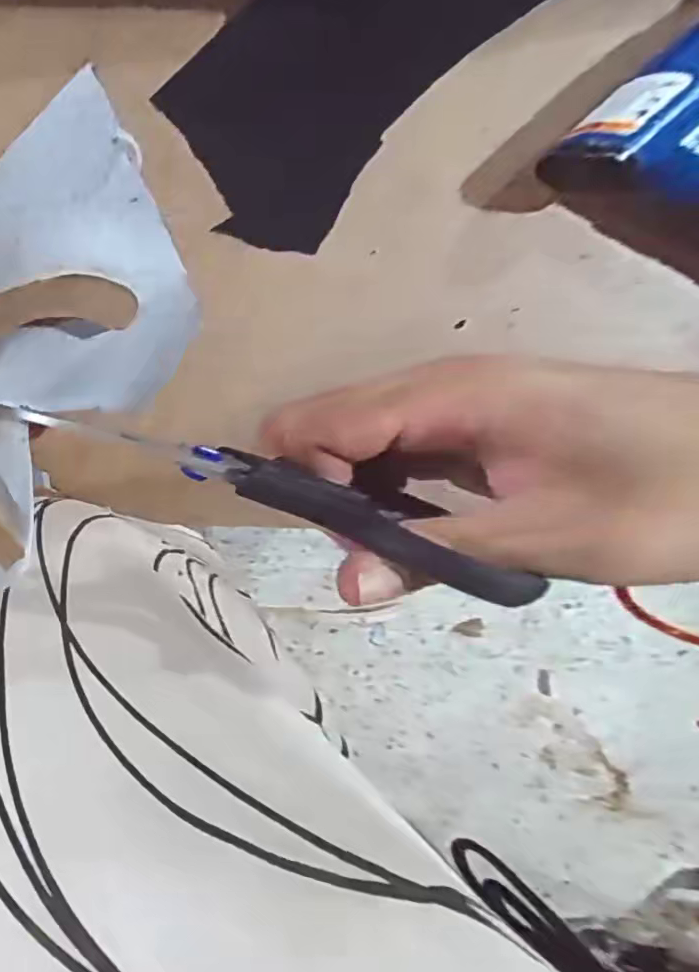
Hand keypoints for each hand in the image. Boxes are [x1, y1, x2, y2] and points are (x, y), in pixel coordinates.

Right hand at [259, 355, 698, 603]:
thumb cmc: (677, 496)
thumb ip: (431, 554)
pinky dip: (368, 477)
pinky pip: (374, 438)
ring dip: (339, 482)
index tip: (348, 528)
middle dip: (312, 479)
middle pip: (312, 420)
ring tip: (387, 527)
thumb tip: (346, 588)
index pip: (317, 426)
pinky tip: (407, 510)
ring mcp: (445, 395)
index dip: (309, 478)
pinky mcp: (457, 413)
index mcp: (450, 397)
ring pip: (335, 430)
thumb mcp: (549, 538)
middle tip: (360, 530)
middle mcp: (433, 383)